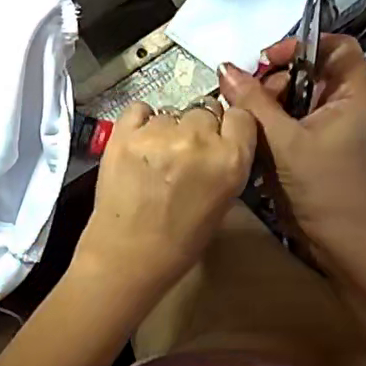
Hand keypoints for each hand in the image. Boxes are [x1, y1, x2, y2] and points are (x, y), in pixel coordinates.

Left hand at [73, 100, 256, 300]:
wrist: (128, 255)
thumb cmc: (179, 241)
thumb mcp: (222, 203)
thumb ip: (225, 164)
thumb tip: (218, 141)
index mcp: (231, 159)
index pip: (240, 117)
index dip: (229, 127)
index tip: (219, 139)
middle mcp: (198, 139)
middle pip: (204, 111)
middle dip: (197, 130)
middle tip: (182, 157)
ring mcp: (159, 133)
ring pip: (171, 113)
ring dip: (166, 129)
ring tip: (155, 159)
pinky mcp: (125, 134)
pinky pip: (139, 110)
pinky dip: (140, 122)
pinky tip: (138, 144)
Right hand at [217, 35, 365, 258]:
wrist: (339, 240)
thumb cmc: (322, 186)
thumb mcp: (284, 141)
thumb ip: (253, 102)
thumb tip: (224, 68)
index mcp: (352, 93)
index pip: (335, 45)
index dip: (302, 44)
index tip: (269, 61)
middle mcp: (342, 104)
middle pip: (306, 71)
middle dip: (274, 80)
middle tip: (250, 100)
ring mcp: (326, 127)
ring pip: (292, 98)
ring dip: (265, 105)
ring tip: (248, 122)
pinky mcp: (310, 147)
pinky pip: (286, 122)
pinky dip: (267, 125)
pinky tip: (252, 138)